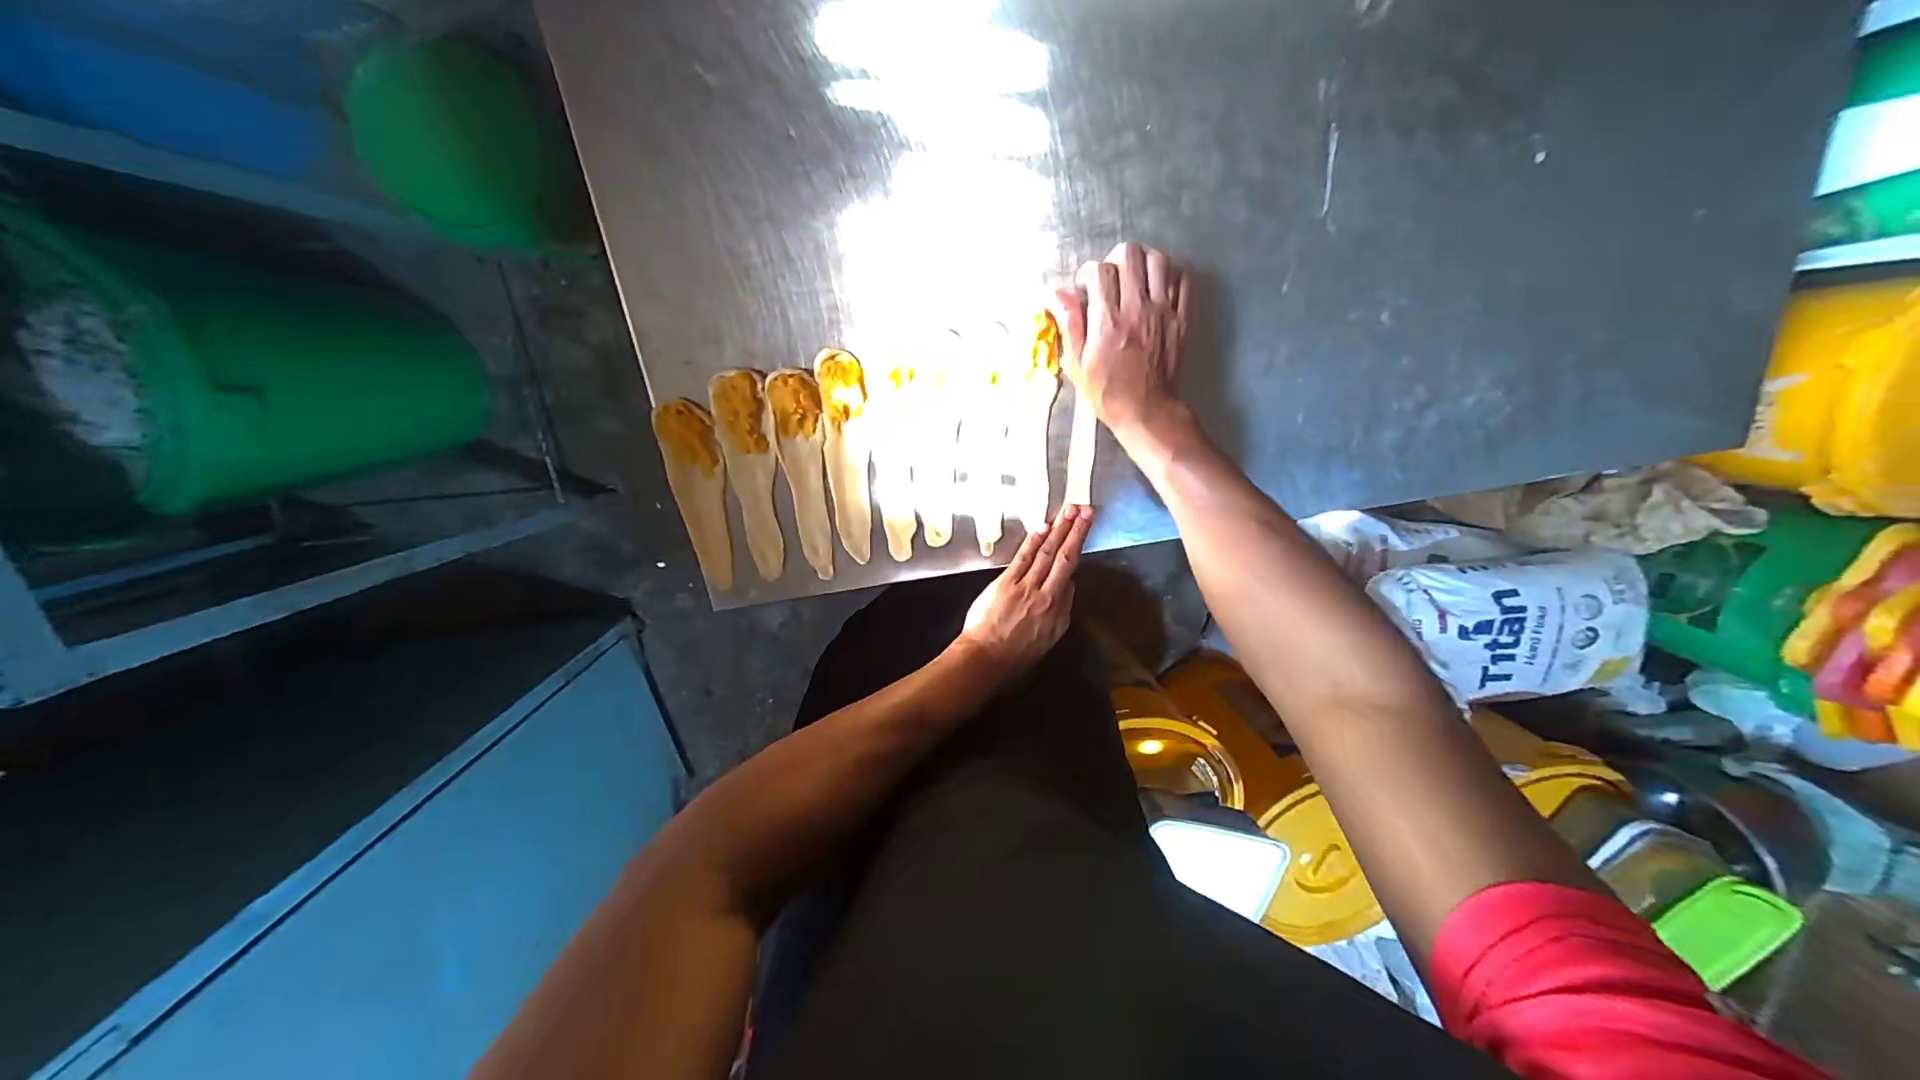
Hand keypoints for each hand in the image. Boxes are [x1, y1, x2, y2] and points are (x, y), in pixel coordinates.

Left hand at [957, 505, 1094, 677]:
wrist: (986, 658)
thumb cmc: (1016, 653)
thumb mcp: (1049, 637)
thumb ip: (1061, 609)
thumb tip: (1068, 585)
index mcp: (1058, 609)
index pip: (1070, 572)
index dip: (1078, 547)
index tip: (1084, 529)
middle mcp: (1046, 595)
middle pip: (1064, 557)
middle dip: (1076, 531)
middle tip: (1086, 509)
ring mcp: (1026, 587)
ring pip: (1047, 553)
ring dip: (1059, 529)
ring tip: (1069, 511)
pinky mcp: (1006, 584)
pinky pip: (1024, 558)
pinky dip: (1034, 541)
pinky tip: (1044, 527)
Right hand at [1052, 242, 1191, 441]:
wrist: (1147, 412)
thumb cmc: (1107, 393)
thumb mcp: (1077, 365)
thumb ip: (1071, 324)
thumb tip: (1061, 293)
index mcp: (1107, 322)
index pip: (1099, 271)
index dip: (1088, 273)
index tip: (1086, 288)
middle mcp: (1137, 310)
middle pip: (1129, 255)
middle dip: (1115, 260)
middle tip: (1112, 278)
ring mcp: (1164, 312)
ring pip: (1158, 260)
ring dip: (1143, 262)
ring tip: (1135, 278)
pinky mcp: (1182, 318)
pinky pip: (1184, 279)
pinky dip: (1171, 274)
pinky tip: (1158, 286)